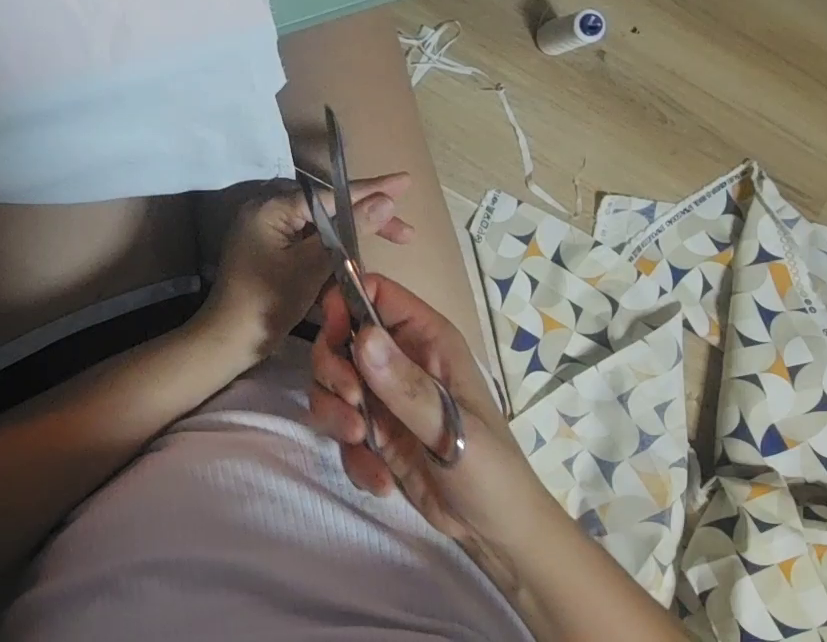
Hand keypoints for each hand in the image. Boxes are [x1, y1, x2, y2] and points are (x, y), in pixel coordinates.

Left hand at [196, 173, 414, 362]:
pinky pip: (309, 240)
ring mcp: (268, 231)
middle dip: (368, 216)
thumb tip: (386, 201)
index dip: (372, 190)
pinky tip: (361, 256)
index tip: (405, 181)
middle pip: (328, 207)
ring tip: (395, 239)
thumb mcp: (312, 266)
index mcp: (271, 207)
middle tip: (407, 232)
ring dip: (354, 234)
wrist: (227, 340)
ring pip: (322, 225)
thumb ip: (349, 231)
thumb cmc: (266, 302)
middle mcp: (267, 211)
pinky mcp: (271, 251)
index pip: (330, 194)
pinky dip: (334, 248)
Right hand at [308, 272, 544, 568]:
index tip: (334, 337)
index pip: (376, 293)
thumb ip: (405, 385)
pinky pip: (338, 428)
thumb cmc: (490, 469)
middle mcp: (400, 360)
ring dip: (336, 414)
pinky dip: (351, 454)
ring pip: (331, 383)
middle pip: (339, 337)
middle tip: (351, 401)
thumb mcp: (450, 427)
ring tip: (362, 441)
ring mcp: (383, 396)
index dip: (346, 303)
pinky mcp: (372, 432)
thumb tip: (362, 336)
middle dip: (334, 370)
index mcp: (427, 340)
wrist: (495, 533)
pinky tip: (380, 477)